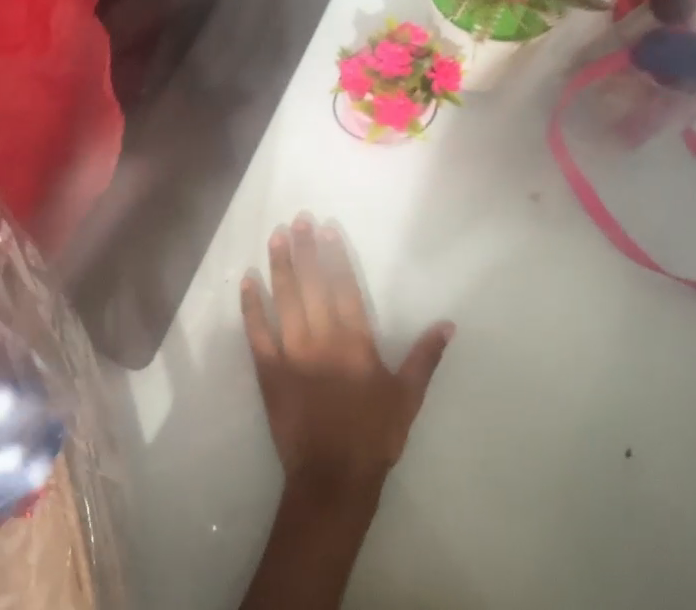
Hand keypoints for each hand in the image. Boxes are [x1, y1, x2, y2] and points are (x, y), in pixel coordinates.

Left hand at [240, 214, 452, 495]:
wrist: (333, 477)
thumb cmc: (374, 436)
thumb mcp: (408, 396)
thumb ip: (425, 357)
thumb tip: (447, 324)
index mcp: (356, 342)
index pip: (344, 288)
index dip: (335, 256)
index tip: (326, 229)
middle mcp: (322, 339)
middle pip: (312, 285)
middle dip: (305, 250)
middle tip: (297, 219)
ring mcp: (292, 353)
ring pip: (284, 300)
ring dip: (280, 267)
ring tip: (276, 237)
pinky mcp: (268, 372)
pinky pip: (256, 332)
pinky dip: (251, 306)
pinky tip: (247, 282)